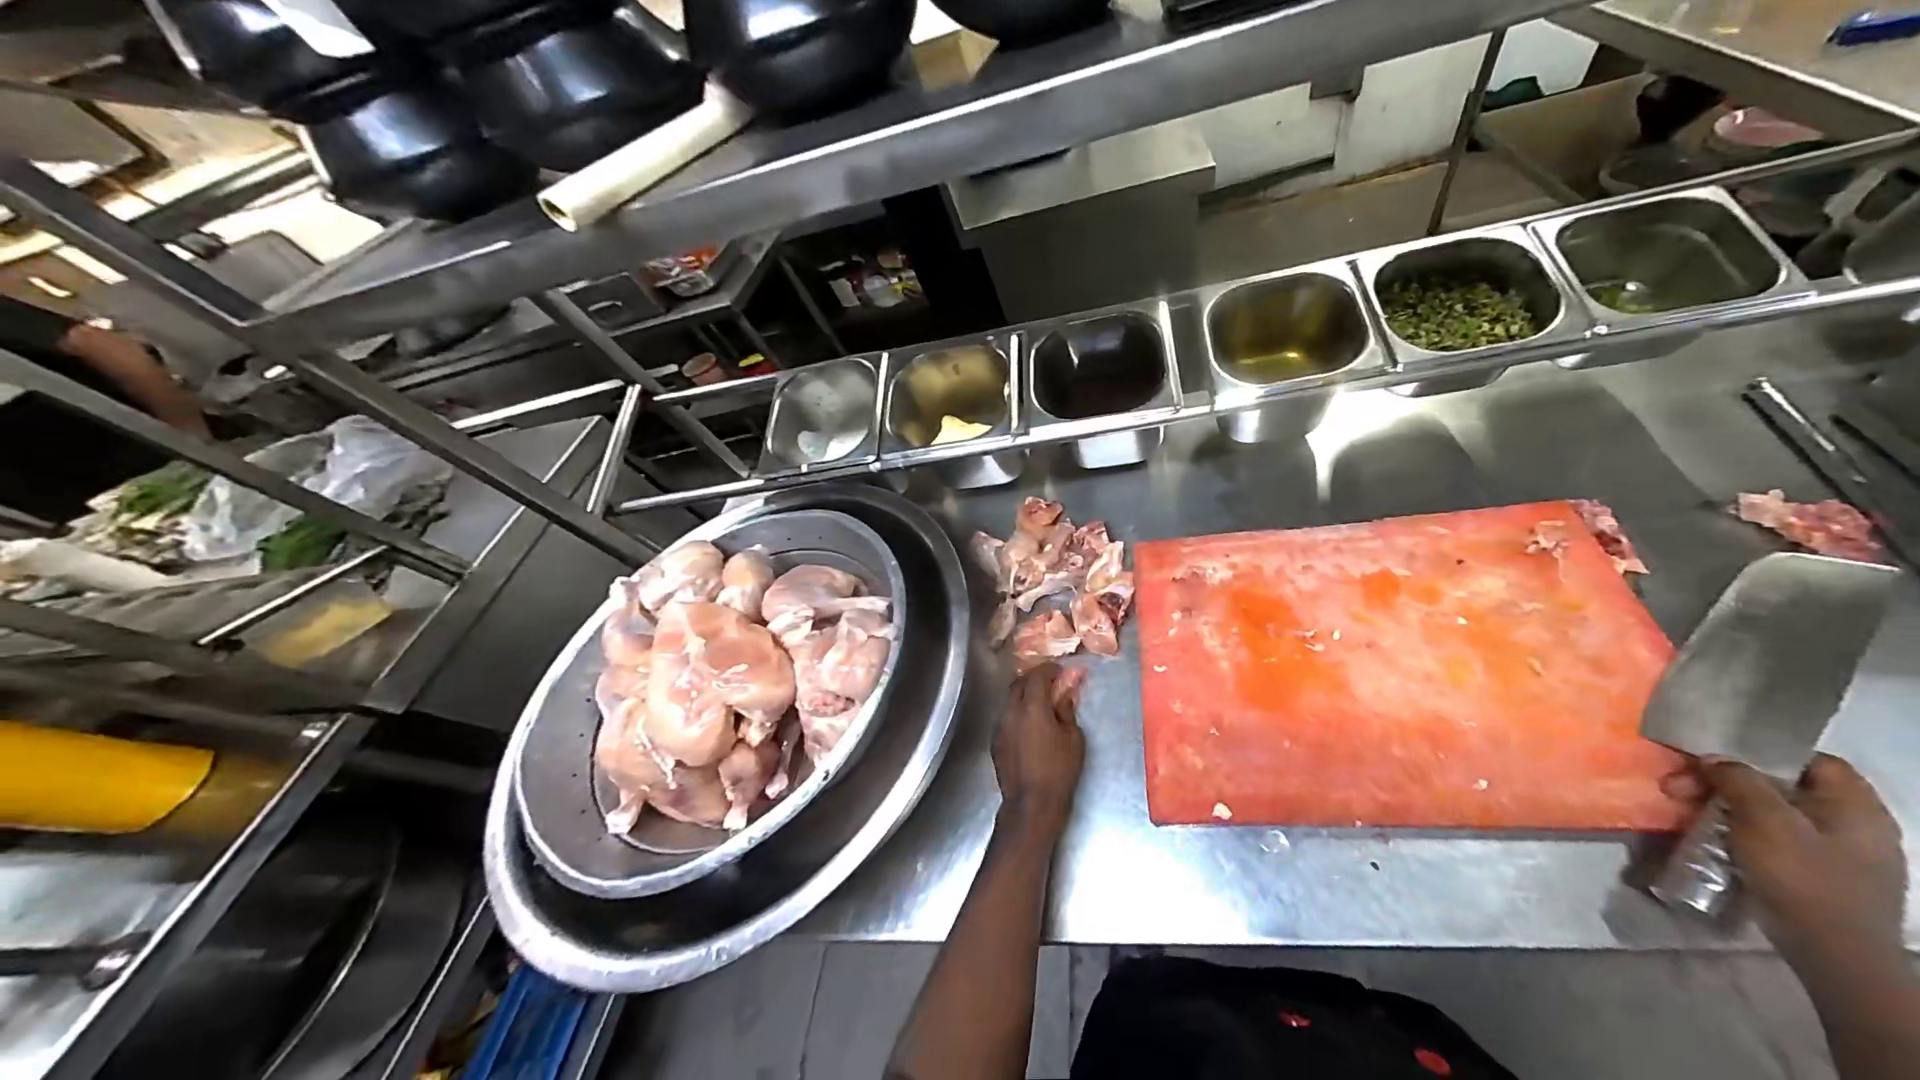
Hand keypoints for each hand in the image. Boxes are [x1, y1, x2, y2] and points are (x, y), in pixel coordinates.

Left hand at [992, 663, 1084, 841]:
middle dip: (1033, 678)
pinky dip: (1018, 713)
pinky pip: (1006, 718)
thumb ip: (1066, 711)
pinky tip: (1030, 724)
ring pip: (1010, 701)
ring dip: (1024, 696)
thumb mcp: (1073, 738)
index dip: (1048, 669)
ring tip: (1041, 703)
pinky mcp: (995, 741)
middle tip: (1049, 681)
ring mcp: (1000, 727)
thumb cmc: (1059, 771)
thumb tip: (1064, 695)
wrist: (1032, 804)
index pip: (1037, 676)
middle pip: (1018, 684)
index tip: (1058, 669)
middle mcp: (1010, 712)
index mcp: (1031, 707)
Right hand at [1708, 754, 1906, 976]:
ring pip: (1775, 813)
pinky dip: (1742, 831)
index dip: (1763, 752)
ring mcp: (1841, 853)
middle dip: (1727, 782)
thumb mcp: (1765, 821)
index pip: (1813, 760)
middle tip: (1680, 788)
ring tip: (1687, 812)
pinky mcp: (1821, 874)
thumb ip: (1739, 781)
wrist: (1835, 954)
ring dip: (1727, 806)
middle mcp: (1856, 825)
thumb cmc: (1804, 877)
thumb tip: (1714, 758)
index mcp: (1856, 807)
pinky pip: (1776, 838)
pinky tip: (1715, 838)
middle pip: (1785, 786)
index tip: (1715, 756)